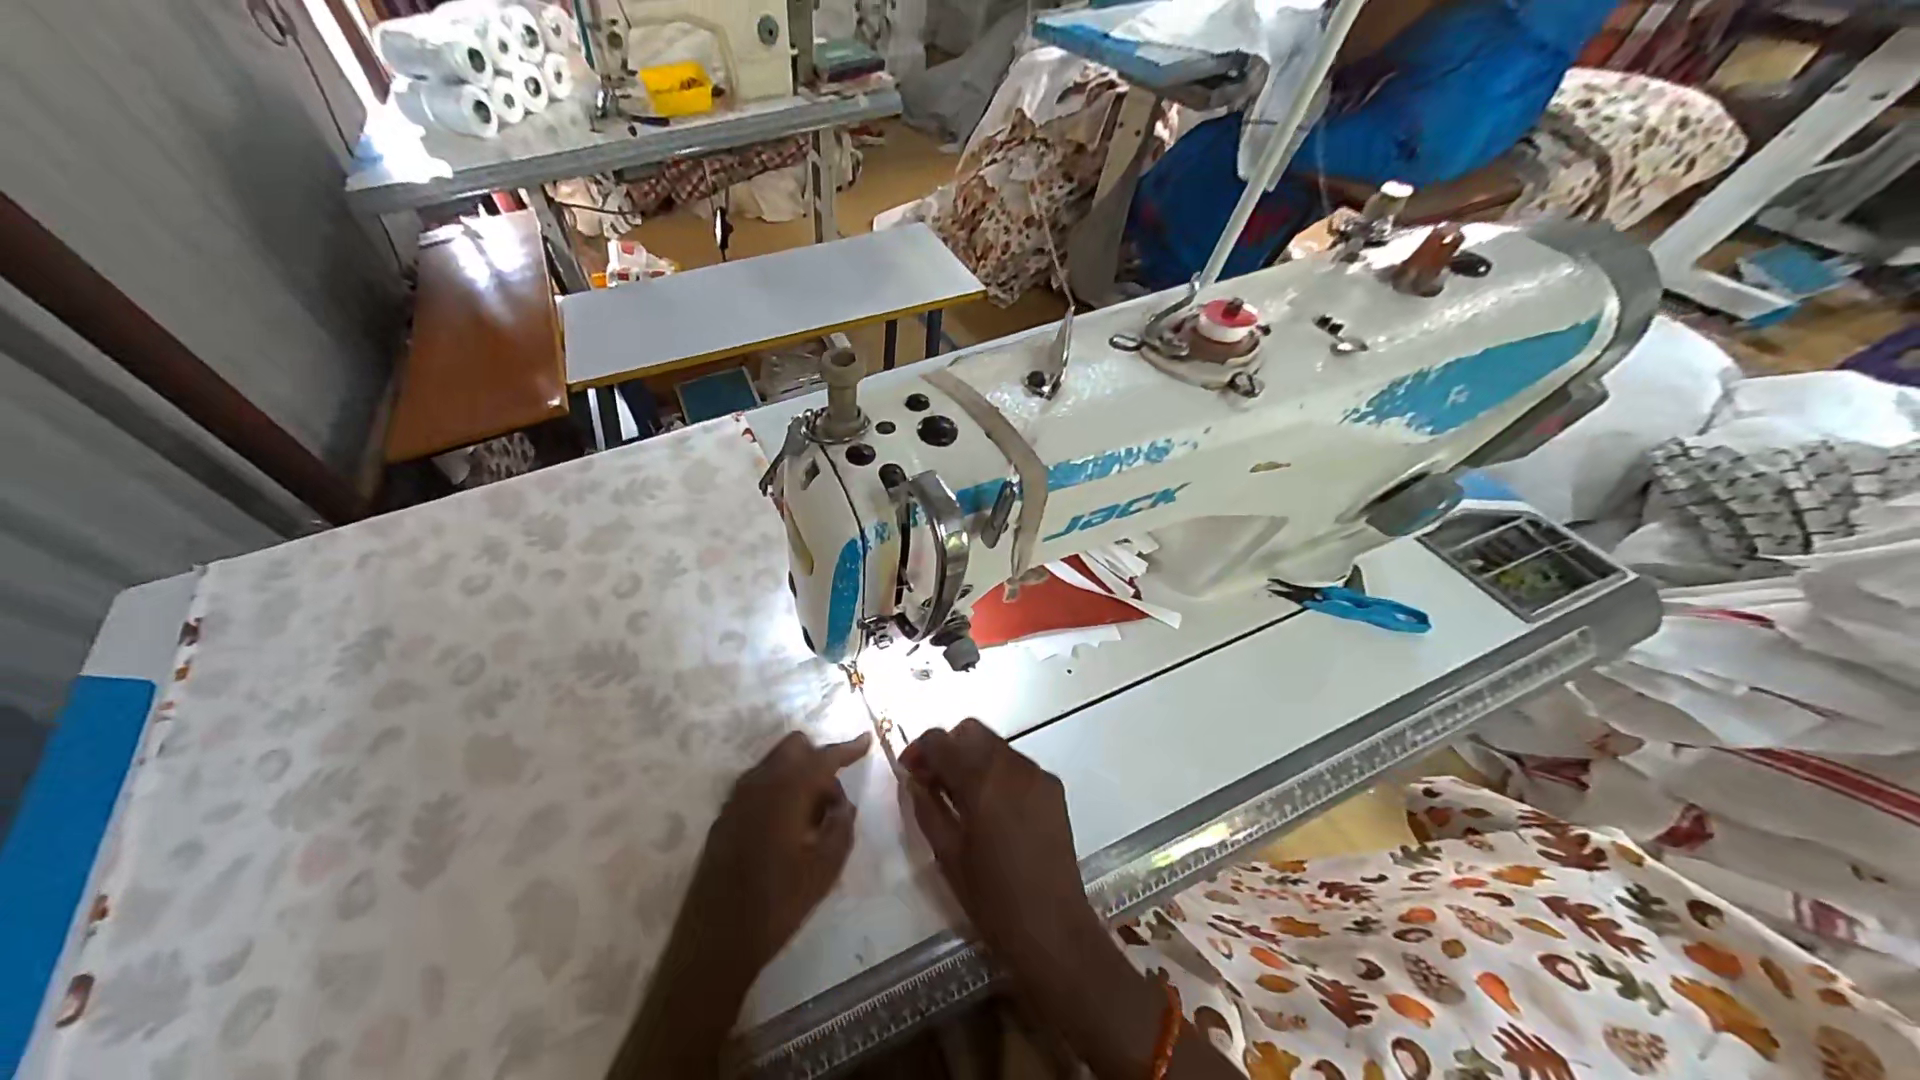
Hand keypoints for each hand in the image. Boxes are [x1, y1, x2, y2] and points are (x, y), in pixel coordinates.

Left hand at [610, 730, 868, 1079]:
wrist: (717, 939)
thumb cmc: (779, 902)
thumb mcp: (826, 868)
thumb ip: (842, 825)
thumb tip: (843, 803)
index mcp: (786, 791)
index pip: (823, 757)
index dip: (848, 748)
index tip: (866, 740)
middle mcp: (758, 784)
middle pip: (794, 747)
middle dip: (818, 759)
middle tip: (833, 798)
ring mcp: (736, 798)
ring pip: (774, 763)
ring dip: (798, 774)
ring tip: (812, 819)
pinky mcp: (725, 816)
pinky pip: (759, 784)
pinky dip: (779, 789)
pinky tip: (787, 827)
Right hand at [899, 719, 1106, 983]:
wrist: (1053, 928)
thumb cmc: (992, 898)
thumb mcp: (947, 854)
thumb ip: (927, 807)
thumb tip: (914, 779)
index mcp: (982, 781)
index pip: (942, 740)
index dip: (920, 749)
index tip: (910, 771)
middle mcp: (1013, 766)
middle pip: (971, 731)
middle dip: (948, 747)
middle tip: (932, 780)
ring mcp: (1038, 775)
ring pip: (995, 744)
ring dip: (972, 758)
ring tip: (960, 796)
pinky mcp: (1054, 788)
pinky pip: (1017, 764)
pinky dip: (997, 771)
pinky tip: (991, 807)